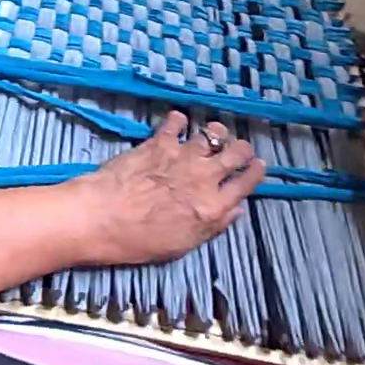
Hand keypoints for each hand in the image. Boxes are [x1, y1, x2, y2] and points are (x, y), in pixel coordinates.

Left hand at [65, 112, 267, 264]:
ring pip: (211, 134)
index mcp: (213, 206)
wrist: (105, 215)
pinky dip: (178, 120)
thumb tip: (234, 209)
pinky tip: (177, 121)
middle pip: (234, 154)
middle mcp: (204, 177)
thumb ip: (214, 224)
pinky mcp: (159, 142)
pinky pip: (175, 123)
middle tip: (240, 147)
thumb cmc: (142, 240)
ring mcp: (182, 156)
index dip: (255, 172)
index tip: (259, 165)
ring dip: (216, 132)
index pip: (245, 184)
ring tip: (215, 132)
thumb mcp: (185, 243)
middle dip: (241, 149)